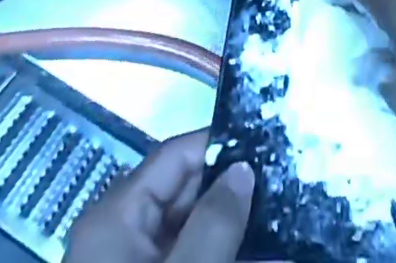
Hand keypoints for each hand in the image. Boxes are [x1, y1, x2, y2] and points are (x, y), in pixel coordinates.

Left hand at [64, 129, 254, 262]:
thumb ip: (216, 221)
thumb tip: (244, 167)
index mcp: (115, 214)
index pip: (178, 153)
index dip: (224, 145)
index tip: (271, 146)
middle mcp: (117, 229)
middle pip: (186, 188)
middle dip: (232, 190)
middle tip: (280, 187)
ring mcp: (127, 259)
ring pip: (188, 223)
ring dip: (227, 224)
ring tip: (273, 221)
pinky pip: (183, 251)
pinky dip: (212, 249)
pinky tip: (254, 249)